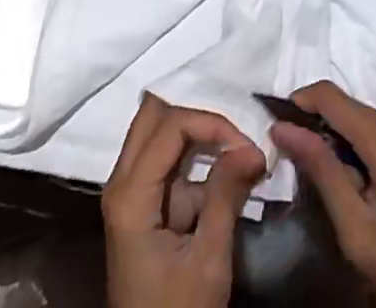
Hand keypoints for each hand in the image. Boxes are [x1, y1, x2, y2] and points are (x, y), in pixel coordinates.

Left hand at [103, 94, 265, 307]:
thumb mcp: (208, 260)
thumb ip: (225, 197)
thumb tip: (254, 147)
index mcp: (130, 195)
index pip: (169, 125)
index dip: (211, 124)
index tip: (247, 147)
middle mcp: (122, 181)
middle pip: (153, 114)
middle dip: (198, 113)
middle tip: (235, 131)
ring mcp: (130, 189)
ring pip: (159, 130)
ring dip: (199, 131)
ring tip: (238, 145)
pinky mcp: (144, 200)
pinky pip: (167, 156)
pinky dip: (198, 152)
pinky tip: (227, 165)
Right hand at [273, 82, 375, 307]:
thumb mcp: (357, 231)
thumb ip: (323, 172)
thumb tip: (283, 128)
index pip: (332, 97)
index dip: (300, 103)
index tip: (276, 126)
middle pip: (347, 105)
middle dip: (318, 125)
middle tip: (299, 164)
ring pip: (362, 114)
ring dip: (339, 135)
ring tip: (328, 177)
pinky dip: (360, 141)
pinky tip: (357, 177)